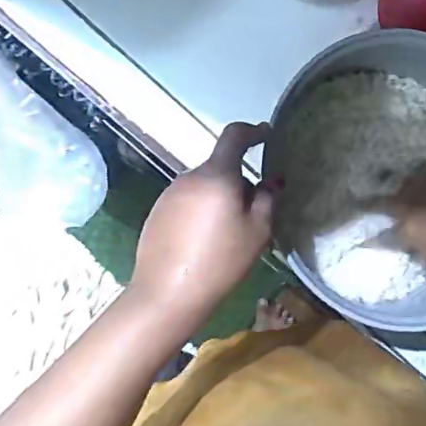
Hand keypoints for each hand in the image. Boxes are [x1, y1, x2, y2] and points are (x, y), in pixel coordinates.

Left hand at [132, 123, 275, 316]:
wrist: (167, 293)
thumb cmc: (220, 260)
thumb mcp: (258, 231)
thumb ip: (267, 199)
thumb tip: (268, 183)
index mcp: (217, 176)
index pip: (234, 137)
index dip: (253, 131)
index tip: (267, 134)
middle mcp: (189, 177)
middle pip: (222, 168)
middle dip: (240, 183)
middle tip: (255, 216)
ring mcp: (169, 195)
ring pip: (206, 187)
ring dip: (221, 200)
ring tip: (231, 235)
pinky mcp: (158, 213)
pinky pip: (189, 202)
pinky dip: (203, 212)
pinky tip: (207, 243)